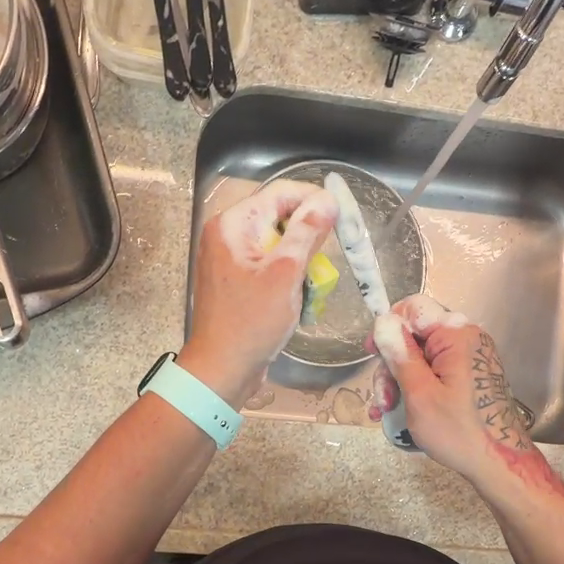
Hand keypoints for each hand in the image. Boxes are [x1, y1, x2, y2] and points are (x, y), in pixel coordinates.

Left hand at [181, 179, 337, 405]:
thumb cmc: (250, 323)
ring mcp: (230, 261)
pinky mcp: (236, 284)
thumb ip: (307, 232)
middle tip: (323, 265)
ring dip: (300, 265)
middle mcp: (227, 235)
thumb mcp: (285, 274)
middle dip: (307, 240)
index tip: (342, 220)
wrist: (221, 370)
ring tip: (311, 288)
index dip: (314, 201)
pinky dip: (287, 280)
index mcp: (233, 224)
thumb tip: (327, 200)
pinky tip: (296, 301)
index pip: (281, 194)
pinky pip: (269, 269)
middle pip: (280, 219)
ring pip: (278, 247)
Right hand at [366, 295, 534, 485]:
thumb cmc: (458, 430)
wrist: (498, 462)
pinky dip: (416, 388)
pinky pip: (435, 373)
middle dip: (392, 366)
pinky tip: (399, 412)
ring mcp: (469, 359)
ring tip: (387, 411)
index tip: (373, 353)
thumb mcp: (419, 393)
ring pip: (421, 357)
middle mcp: (466, 339)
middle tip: (384, 400)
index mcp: (456, 335)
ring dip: (399, 382)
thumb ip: (399, 354)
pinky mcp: (469, 377)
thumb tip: (383, 322)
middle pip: (415, 336)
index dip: (388, 327)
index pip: (414, 309)